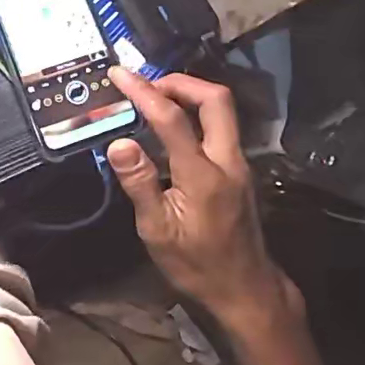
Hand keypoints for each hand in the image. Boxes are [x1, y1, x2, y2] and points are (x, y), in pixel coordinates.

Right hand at [105, 68, 300, 327]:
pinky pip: (219, 127)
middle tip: (146, 83)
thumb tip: (118, 142)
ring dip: (189, 94)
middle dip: (179, 81)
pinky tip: (170, 126)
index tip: (119, 73)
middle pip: (215, 99)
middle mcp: (227, 160)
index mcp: (202, 174)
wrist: (246, 291)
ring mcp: (237, 164)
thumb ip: (139, 183)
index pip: (172, 118)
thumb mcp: (157, 231)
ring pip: (222, 111)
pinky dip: (194, 113)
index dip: (143, 91)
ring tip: (152, 98)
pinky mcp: (238, 171)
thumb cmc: (197, 264)